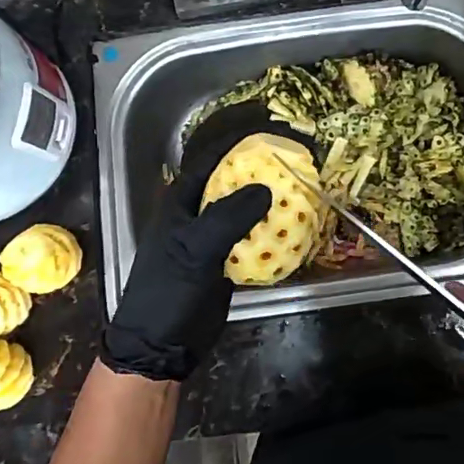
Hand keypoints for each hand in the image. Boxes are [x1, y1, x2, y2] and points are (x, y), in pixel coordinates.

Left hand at [100, 105, 310, 381]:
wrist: (162, 342)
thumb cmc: (168, 291)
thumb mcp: (195, 250)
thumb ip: (228, 217)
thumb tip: (265, 188)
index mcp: (181, 199)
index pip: (212, 154)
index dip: (239, 134)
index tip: (271, 120)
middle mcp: (196, 209)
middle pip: (231, 175)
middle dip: (260, 160)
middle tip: (294, 149)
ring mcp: (211, 234)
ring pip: (244, 203)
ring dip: (269, 191)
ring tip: (301, 179)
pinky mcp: (226, 256)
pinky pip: (252, 231)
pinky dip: (271, 223)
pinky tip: (294, 220)